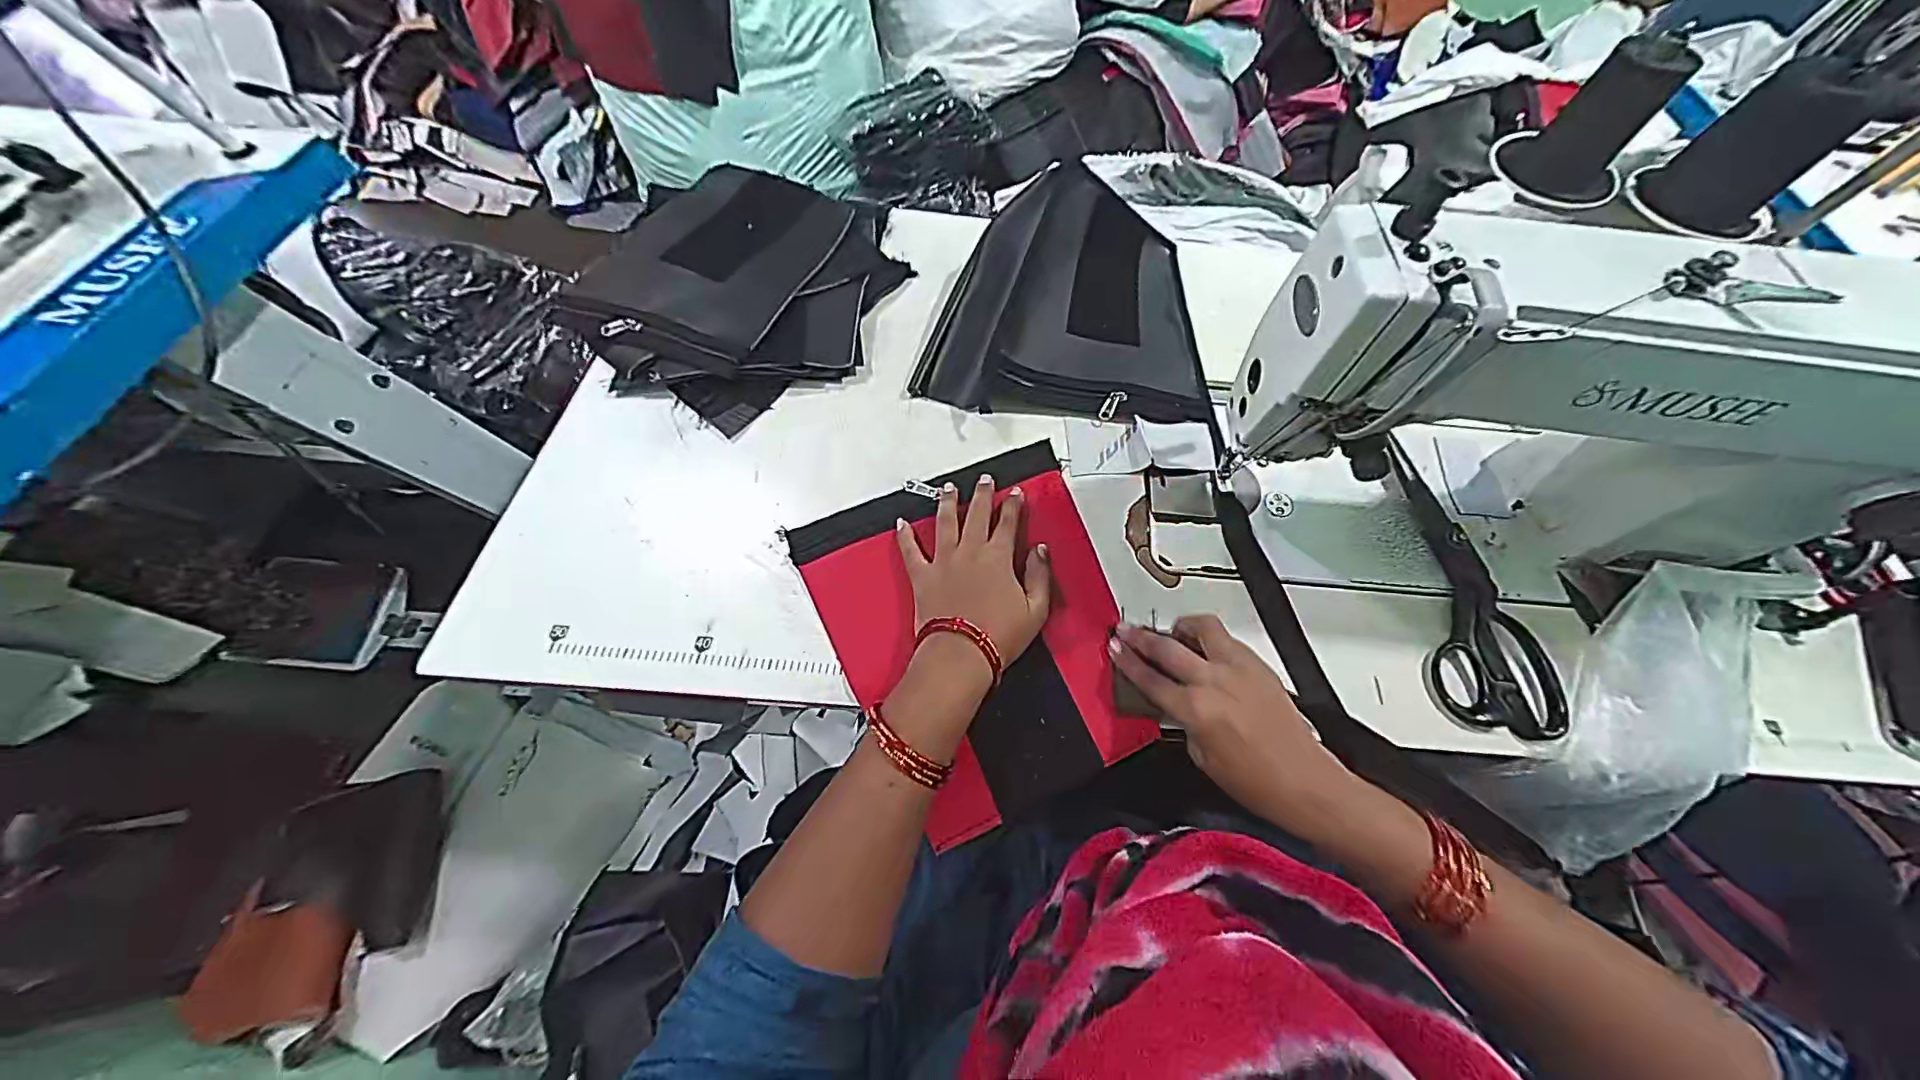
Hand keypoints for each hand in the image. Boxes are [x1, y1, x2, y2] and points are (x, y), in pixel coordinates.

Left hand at [896, 474, 1051, 672]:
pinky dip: (905, 535)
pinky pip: (910, 549)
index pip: (1008, 522)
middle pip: (977, 513)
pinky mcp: (922, 576)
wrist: (961, 652)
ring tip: (949, 489)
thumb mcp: (1035, 608)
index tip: (1014, 495)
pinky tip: (902, 523)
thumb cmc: (997, 636)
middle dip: (983, 493)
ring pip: (945, 521)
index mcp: (998, 557)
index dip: (1013, 505)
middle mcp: (970, 552)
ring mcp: (944, 561)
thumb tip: (1040, 553)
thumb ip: (1039, 575)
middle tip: (985, 480)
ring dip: (948, 502)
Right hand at [1110, 616, 1356, 829]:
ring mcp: (1240, 669)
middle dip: (1140, 636)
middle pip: (1167, 646)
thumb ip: (1182, 723)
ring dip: (1181, 625)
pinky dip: (1211, 638)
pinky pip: (1228, 639)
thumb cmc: (1258, 781)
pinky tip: (1206, 648)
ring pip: (1203, 627)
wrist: (1304, 781)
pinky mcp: (1260, 666)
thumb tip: (1173, 705)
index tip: (1115, 648)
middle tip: (1127, 630)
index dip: (1127, 661)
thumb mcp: (1202, 757)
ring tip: (1171, 629)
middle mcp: (1216, 681)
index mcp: (1196, 709)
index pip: (1150, 677)